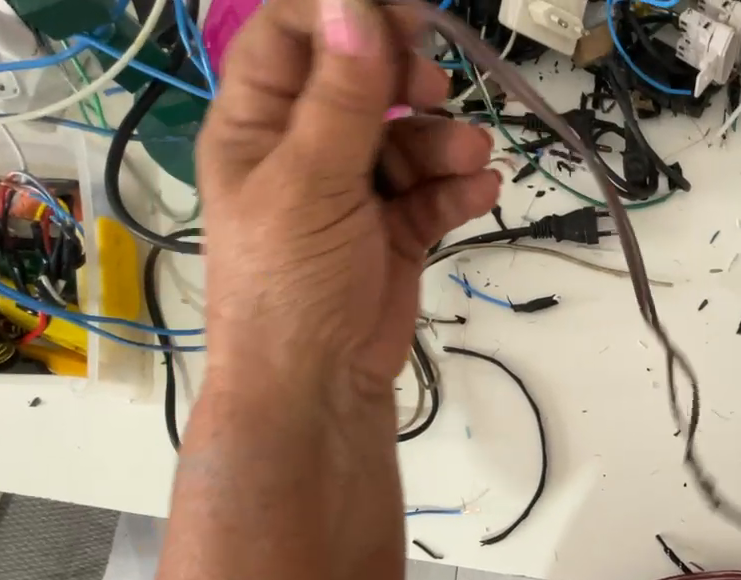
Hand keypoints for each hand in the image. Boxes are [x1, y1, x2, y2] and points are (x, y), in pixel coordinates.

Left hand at [198, 0, 500, 394]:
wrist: (319, 380)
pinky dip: (457, 191)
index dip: (343, 17)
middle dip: (403, 82)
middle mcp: (308, 151)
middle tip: (436, 87)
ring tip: (473, 157)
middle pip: (361, 86)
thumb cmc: (291, 278)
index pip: (294, 39)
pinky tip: (481, 191)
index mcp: (259, 124)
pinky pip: (431, 197)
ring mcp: (356, 195)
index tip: (402, 17)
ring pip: (407, 144)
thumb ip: (341, 98)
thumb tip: (356, 4)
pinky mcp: (397, 235)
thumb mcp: (310, 180)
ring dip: (443, 145)